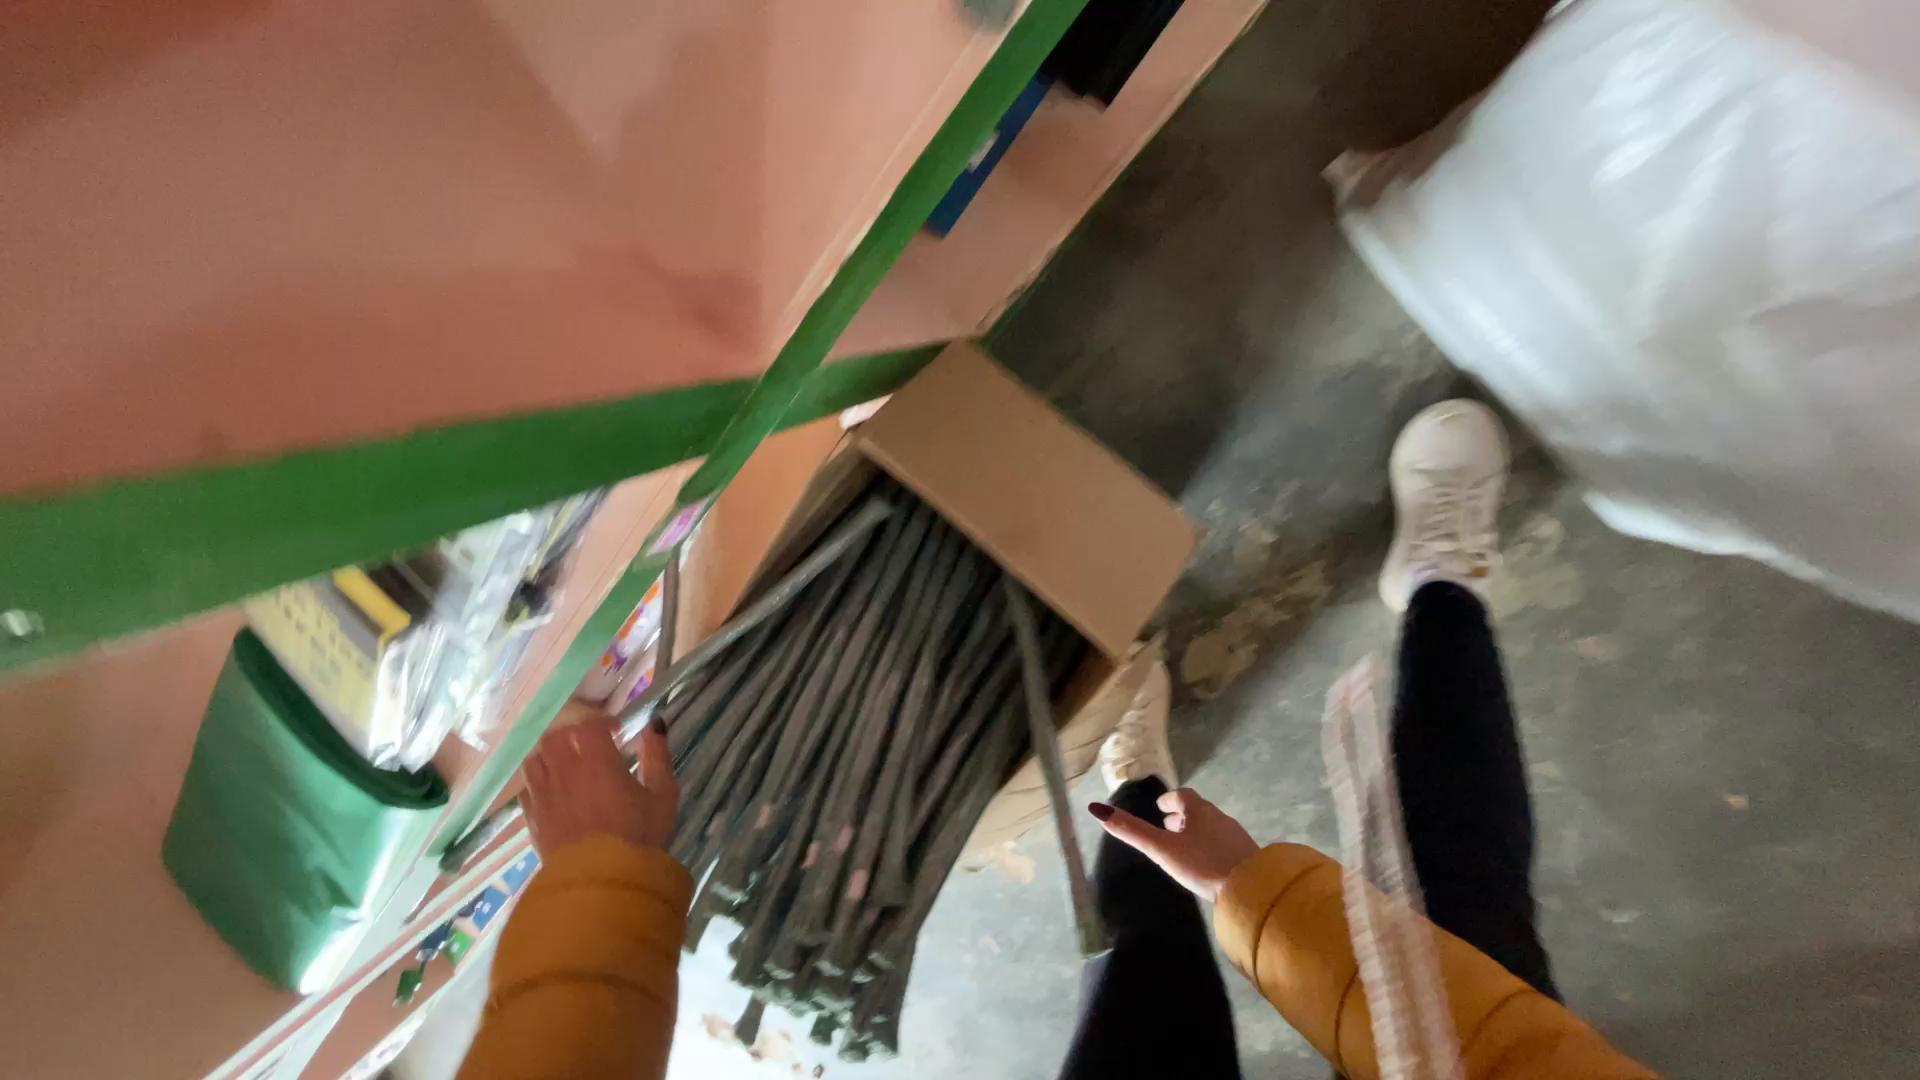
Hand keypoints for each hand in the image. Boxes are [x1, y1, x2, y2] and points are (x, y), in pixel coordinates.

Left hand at [521, 702, 676, 857]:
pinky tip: (554, 790)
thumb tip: (656, 724)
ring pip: (535, 759)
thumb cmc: (640, 835)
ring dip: (551, 755)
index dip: (603, 721)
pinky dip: (539, 781)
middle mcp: (565, 772)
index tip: (617, 731)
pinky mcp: (532, 819)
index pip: (589, 724)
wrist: (604, 882)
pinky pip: (527, 788)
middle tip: (590, 744)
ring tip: (568, 764)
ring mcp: (544, 795)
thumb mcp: (663, 792)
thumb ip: (658, 755)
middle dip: (573, 734)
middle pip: (555, 736)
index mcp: (598, 761)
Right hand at [1090, 787, 1258, 901]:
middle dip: (1182, 816)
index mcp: (1198, 810)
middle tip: (1169, 826)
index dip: (1169, 800)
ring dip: (1197, 831)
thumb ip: (1132, 831)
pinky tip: (1208, 864)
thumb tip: (1096, 809)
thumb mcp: (1162, 849)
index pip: (1182, 796)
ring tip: (1185, 846)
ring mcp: (1235, 836)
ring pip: (1212, 826)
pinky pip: (1224, 843)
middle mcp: (1218, 817)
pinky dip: (1211, 846)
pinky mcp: (1247, 855)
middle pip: (1197, 810)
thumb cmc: (1202, 863)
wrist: (1251, 889)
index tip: (1160, 808)